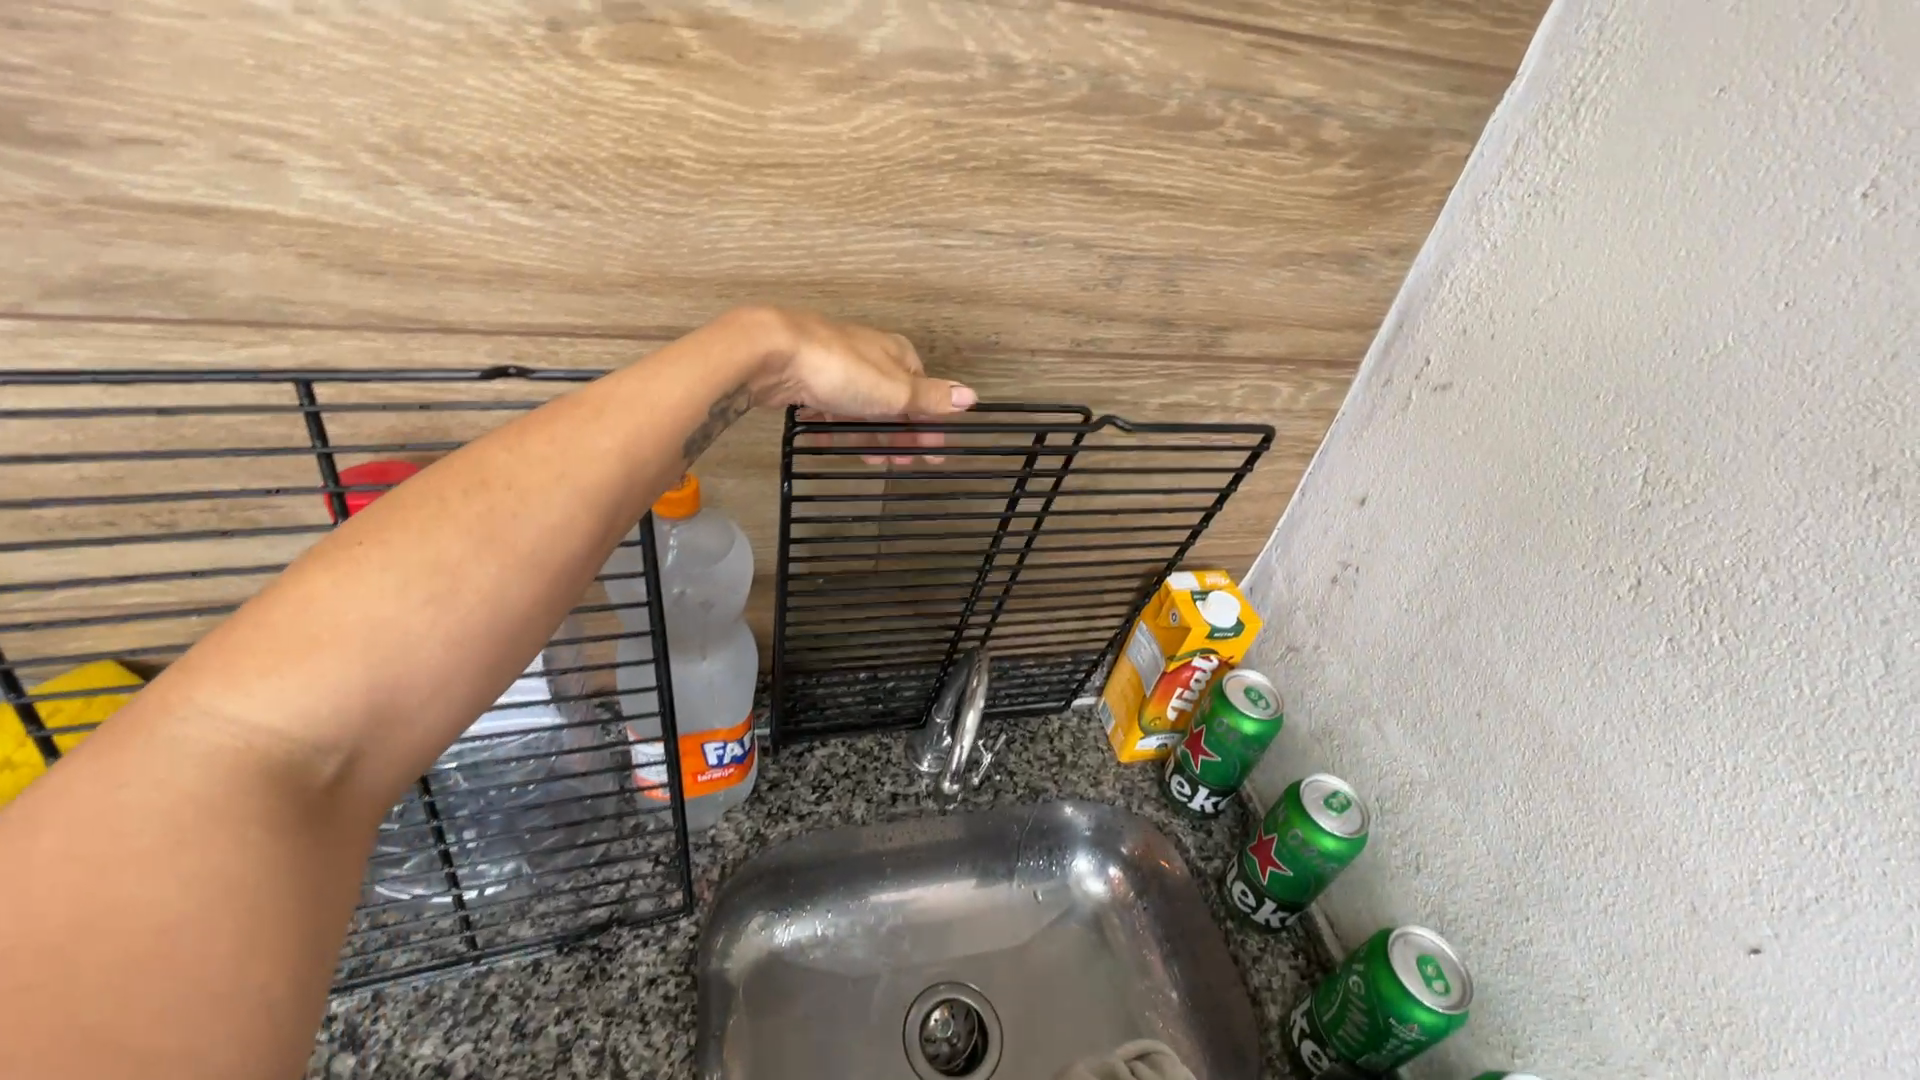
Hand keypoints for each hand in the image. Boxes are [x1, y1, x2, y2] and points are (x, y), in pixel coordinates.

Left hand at [729, 307, 977, 462]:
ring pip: (862, 407)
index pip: (923, 391)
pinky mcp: (809, 379)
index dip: (929, 423)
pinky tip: (835, 443)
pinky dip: (837, 427)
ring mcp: (838, 367)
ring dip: (871, 435)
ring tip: (875, 461)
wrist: (775, 353)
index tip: (933, 452)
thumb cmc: (844, 371)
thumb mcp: (896, 390)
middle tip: (905, 464)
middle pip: (893, 401)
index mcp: (898, 355)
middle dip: (901, 434)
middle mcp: (871, 357)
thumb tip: (972, 396)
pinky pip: (830, 408)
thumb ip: (932, 397)